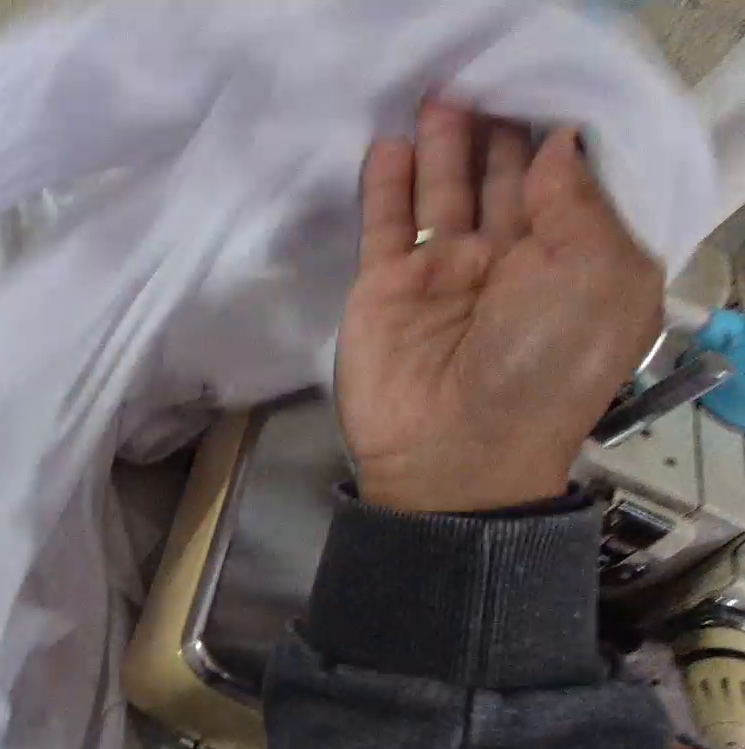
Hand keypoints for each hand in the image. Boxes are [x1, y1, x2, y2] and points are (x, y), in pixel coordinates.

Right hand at [336, 100, 663, 512]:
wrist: (452, 444)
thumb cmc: (544, 365)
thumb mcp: (600, 278)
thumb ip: (577, 206)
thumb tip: (557, 146)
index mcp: (566, 257)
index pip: (558, 180)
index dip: (550, 133)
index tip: (540, 86)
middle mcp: (500, 258)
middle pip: (497, 179)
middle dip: (494, 130)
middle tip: (485, 76)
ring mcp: (434, 273)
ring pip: (438, 193)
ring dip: (440, 146)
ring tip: (440, 94)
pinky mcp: (378, 287)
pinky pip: (383, 226)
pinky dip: (384, 187)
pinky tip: (388, 145)